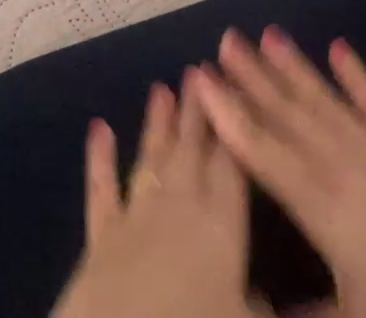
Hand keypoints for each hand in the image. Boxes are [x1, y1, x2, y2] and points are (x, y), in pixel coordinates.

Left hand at [52, 69, 257, 317]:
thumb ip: (263, 304)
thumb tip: (266, 299)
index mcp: (223, 224)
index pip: (232, 164)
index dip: (233, 125)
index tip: (233, 89)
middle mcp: (182, 207)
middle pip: (192, 150)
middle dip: (197, 111)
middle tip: (198, 71)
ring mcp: (137, 216)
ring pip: (151, 160)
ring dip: (157, 125)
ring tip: (162, 89)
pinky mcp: (101, 233)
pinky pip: (100, 189)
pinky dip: (99, 158)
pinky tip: (98, 129)